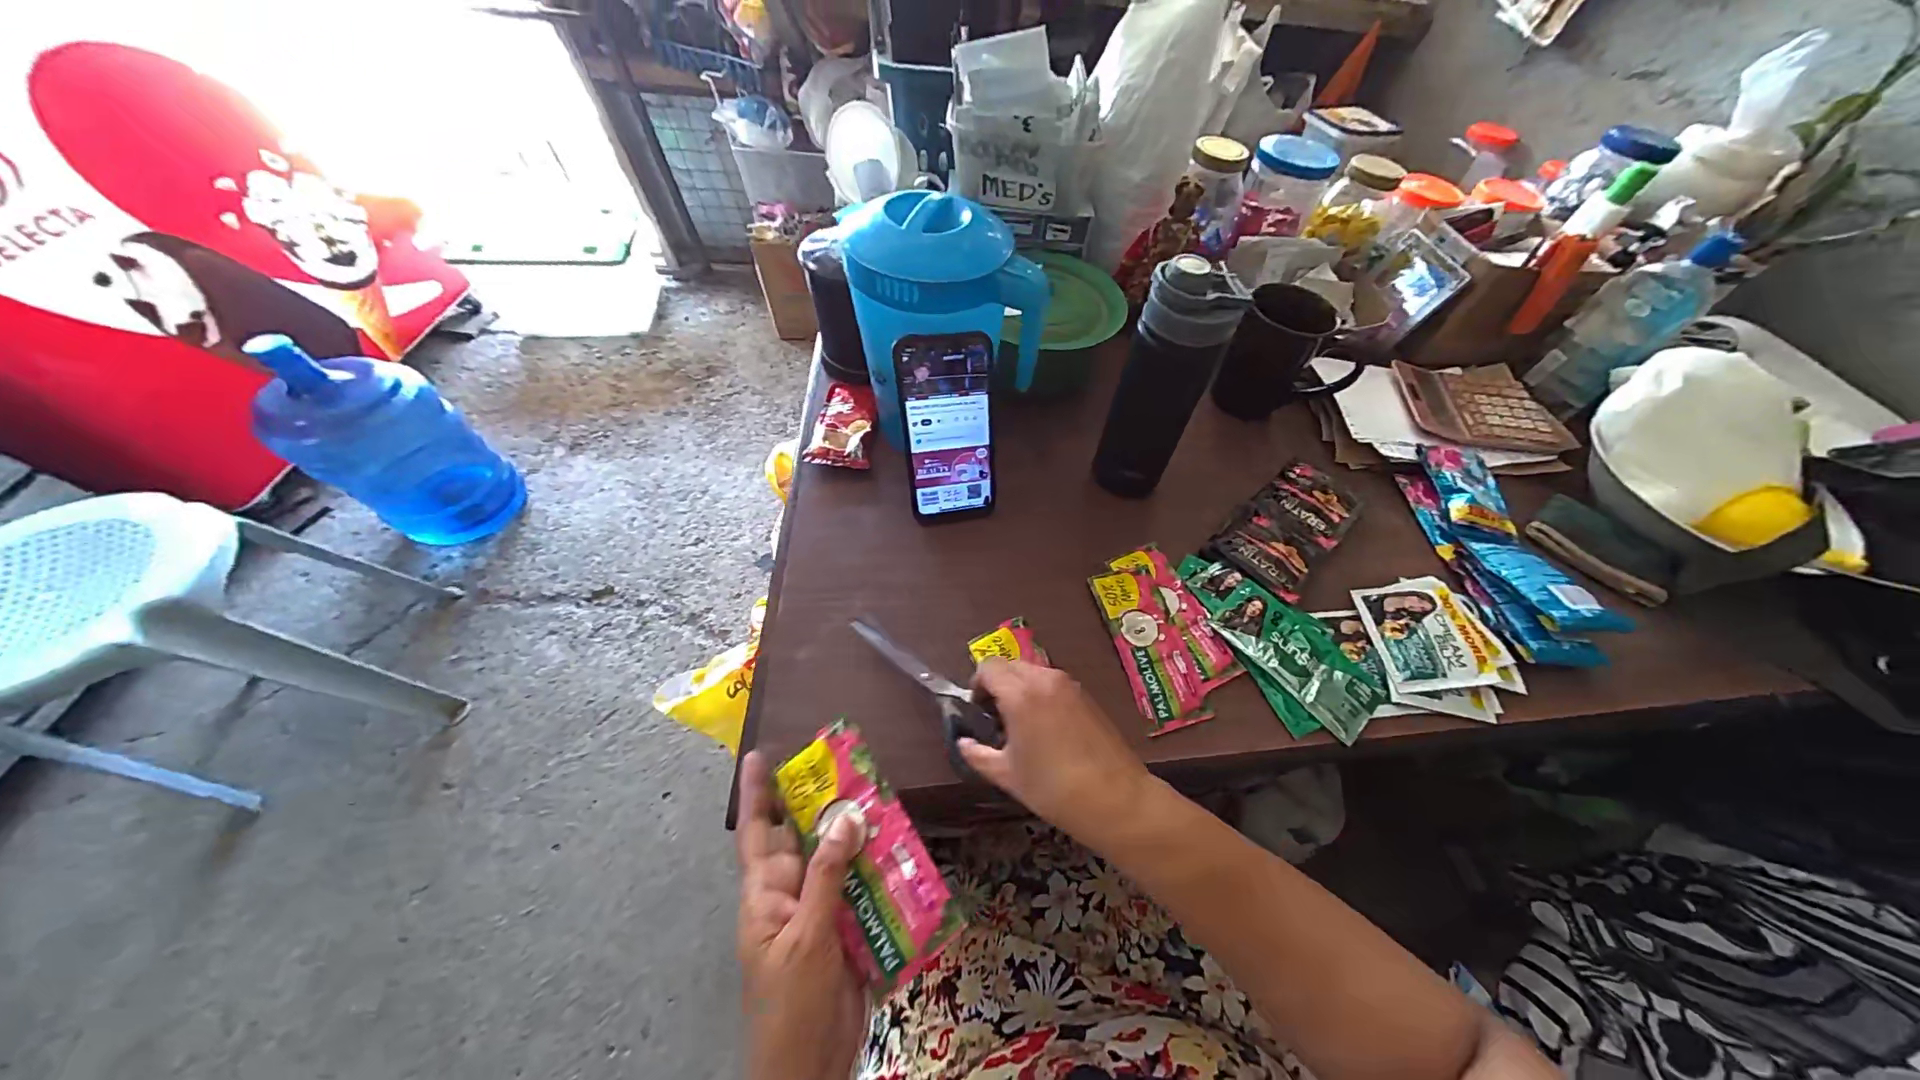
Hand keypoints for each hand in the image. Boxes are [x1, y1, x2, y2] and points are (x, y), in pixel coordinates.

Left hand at [735, 750, 868, 1079]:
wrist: (811, 1066)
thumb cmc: (792, 1003)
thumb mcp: (807, 936)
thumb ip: (827, 875)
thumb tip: (846, 817)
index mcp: (765, 895)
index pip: (757, 832)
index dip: (757, 794)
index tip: (760, 755)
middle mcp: (790, 895)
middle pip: (805, 839)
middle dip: (822, 804)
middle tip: (847, 766)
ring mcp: (818, 913)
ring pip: (837, 861)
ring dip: (857, 835)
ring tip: (881, 797)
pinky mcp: (845, 930)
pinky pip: (860, 889)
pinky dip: (877, 869)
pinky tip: (899, 850)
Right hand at [960, 658, 1157, 841]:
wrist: (1116, 799)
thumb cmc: (1053, 788)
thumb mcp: (1006, 775)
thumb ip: (978, 754)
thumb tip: (963, 743)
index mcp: (1020, 693)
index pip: (988, 667)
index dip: (977, 685)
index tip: (977, 712)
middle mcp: (1044, 679)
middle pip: (1010, 665)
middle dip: (997, 685)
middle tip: (996, 719)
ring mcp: (1070, 685)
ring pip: (1033, 672)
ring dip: (1020, 688)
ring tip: (1021, 725)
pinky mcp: (1087, 696)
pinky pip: (1054, 684)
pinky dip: (1042, 694)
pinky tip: (1047, 729)